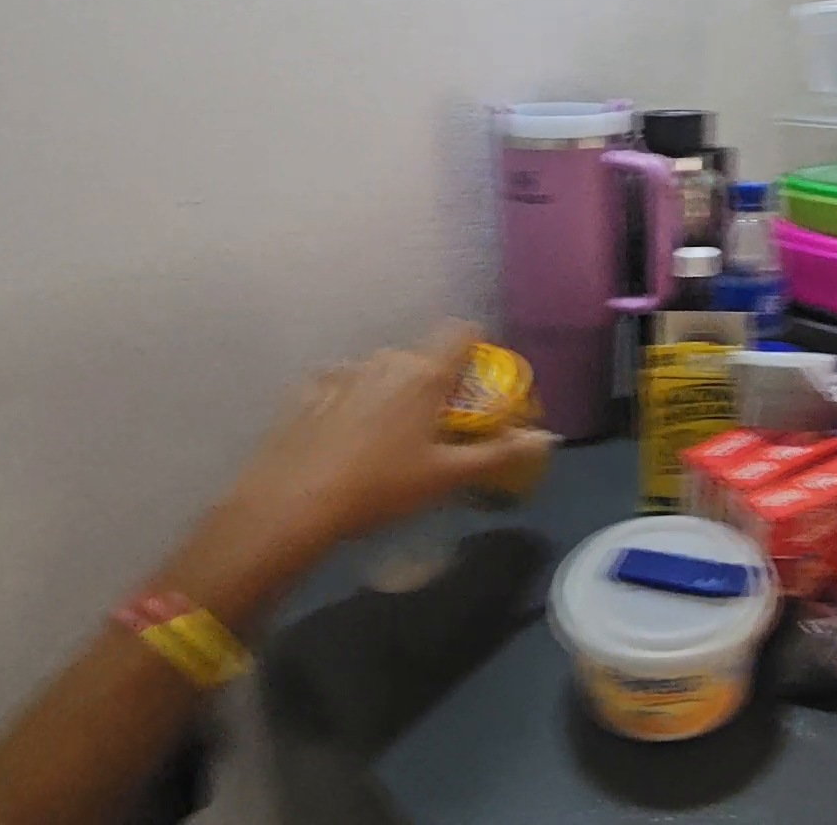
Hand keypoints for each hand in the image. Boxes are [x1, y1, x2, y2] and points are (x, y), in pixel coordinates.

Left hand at [228, 320, 558, 547]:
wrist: (290, 505)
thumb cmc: (381, 487)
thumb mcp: (447, 476)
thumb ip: (500, 453)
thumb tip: (547, 438)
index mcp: (425, 373)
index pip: (463, 331)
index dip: (477, 347)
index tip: (478, 381)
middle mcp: (386, 361)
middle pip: (423, 356)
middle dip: (435, 382)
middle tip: (437, 425)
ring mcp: (342, 372)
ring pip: (382, 370)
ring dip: (393, 391)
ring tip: (388, 436)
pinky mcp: (307, 391)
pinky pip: (342, 383)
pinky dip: (352, 400)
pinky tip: (345, 434)